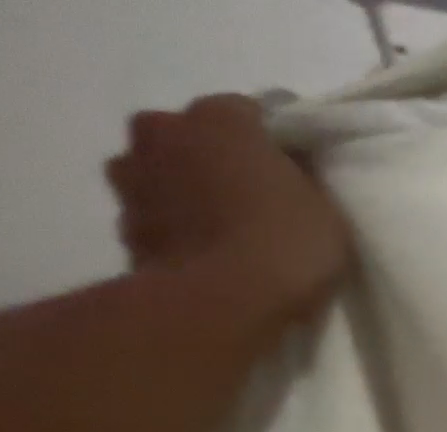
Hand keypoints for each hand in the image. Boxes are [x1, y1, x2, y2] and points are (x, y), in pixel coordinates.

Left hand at [107, 94, 350, 318]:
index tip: (295, 174)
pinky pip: (157, 213)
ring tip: (227, 231)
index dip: (275, 145)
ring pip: (167, 172)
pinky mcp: (121, 221)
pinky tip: (206, 254)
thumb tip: (288, 172)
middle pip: (197, 137)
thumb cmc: (287, 245)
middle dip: (219, 161)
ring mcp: (132, 174)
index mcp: (219, 118)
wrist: (222, 302)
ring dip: (189, 191)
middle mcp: (163, 129)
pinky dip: (175, 226)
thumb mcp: (326, 210)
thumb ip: (301, 181)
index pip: (251, 114)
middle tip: (257, 200)